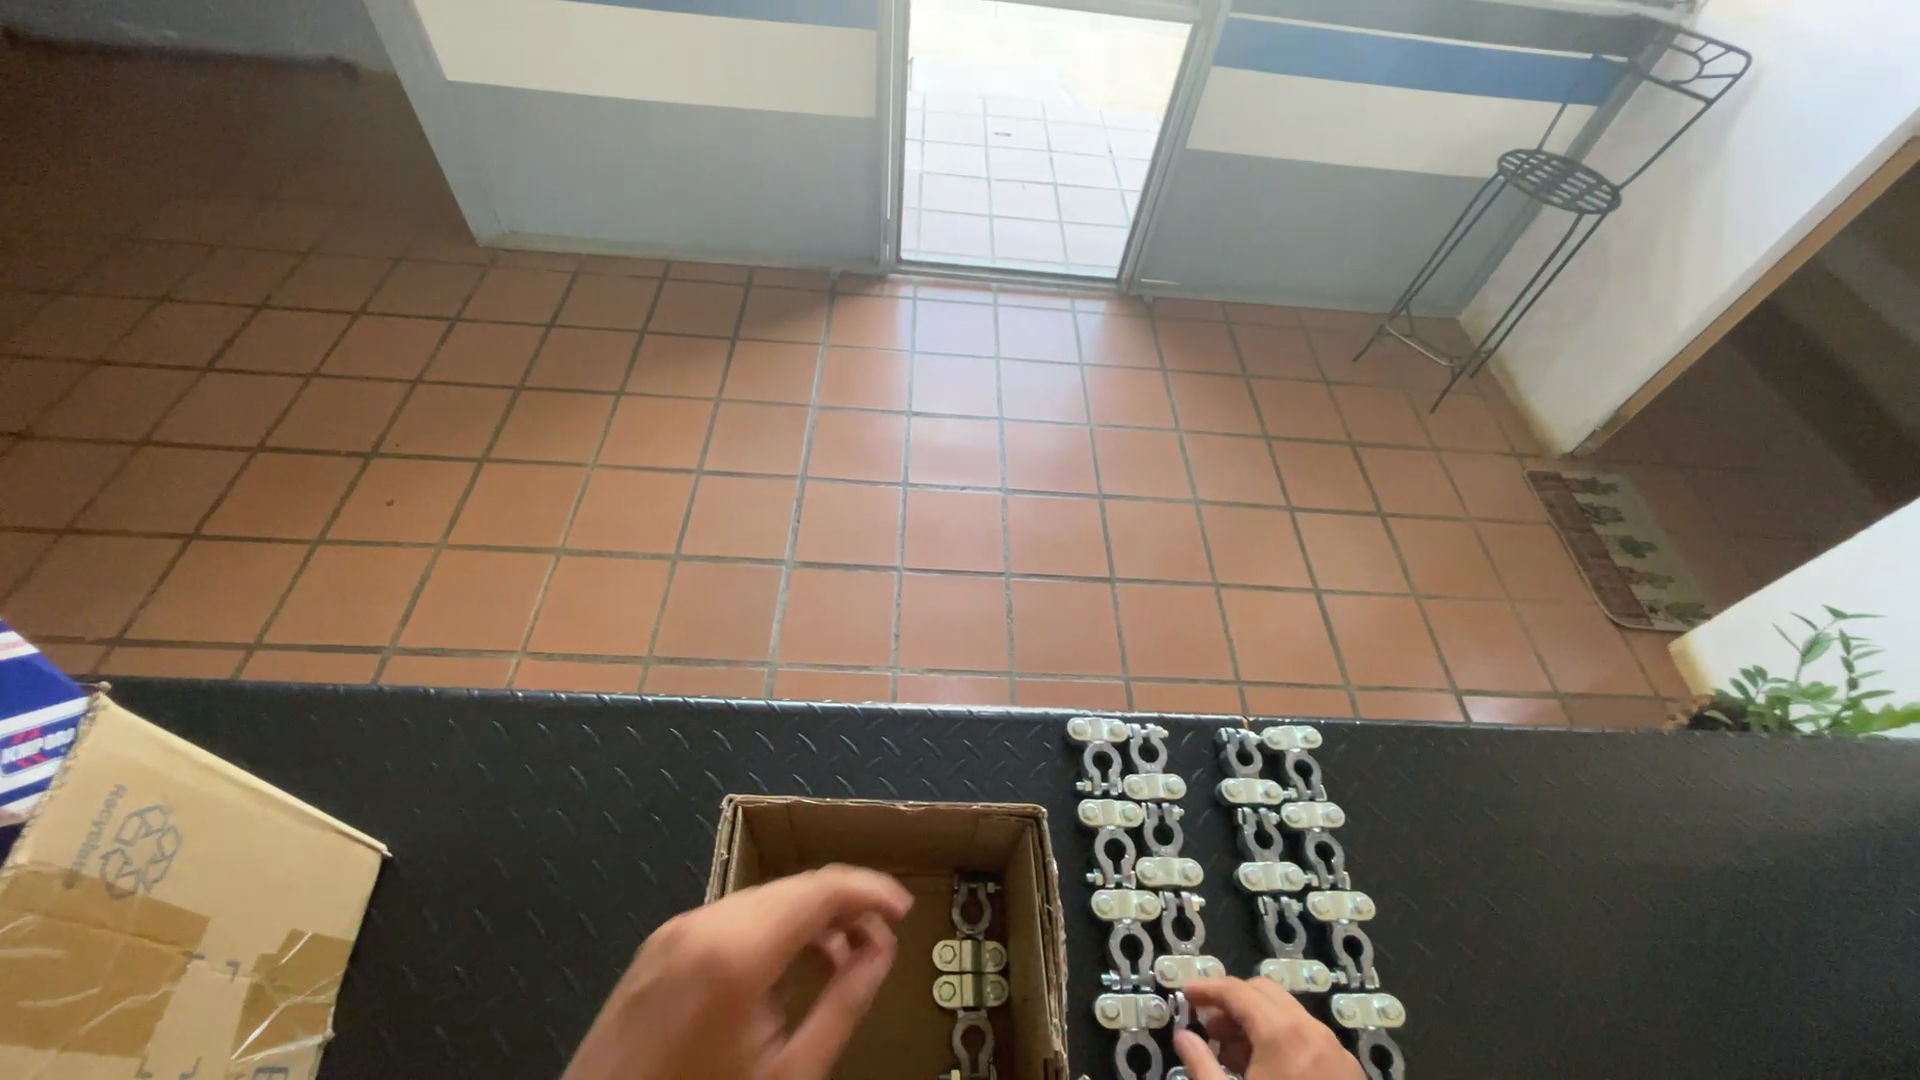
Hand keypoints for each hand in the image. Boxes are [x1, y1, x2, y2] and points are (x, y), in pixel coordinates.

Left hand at [562, 864, 913, 1079]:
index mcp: (737, 950)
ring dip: (808, 917)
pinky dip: (771, 929)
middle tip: (879, 941)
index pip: (821, 887)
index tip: (905, 910)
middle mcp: (704, 921)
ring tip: (841, 958)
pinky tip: (789, 966)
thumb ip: (844, 1003)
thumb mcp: (788, 1072)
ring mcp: (674, 930)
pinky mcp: (658, 947)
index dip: (870, 890)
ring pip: (763, 900)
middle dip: (843, 906)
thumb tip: (881, 949)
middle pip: (793, 889)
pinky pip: (730, 919)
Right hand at [1172, 977, 1363, 1079]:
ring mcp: (1337, 1052)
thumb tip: (1184, 1037)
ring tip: (1236, 1059)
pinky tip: (1269, 1074)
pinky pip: (1309, 1038)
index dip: (1207, 988)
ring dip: (1257, 1021)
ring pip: (1289, 1014)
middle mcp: (1312, 1031)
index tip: (1185, 995)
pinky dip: (1282, 1039)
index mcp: (1281, 1033)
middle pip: (1264, 992)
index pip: (1236, 991)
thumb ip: (1201, 1065)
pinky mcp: (1351, 1074)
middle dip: (1233, 1003)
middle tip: (1210, 1031)